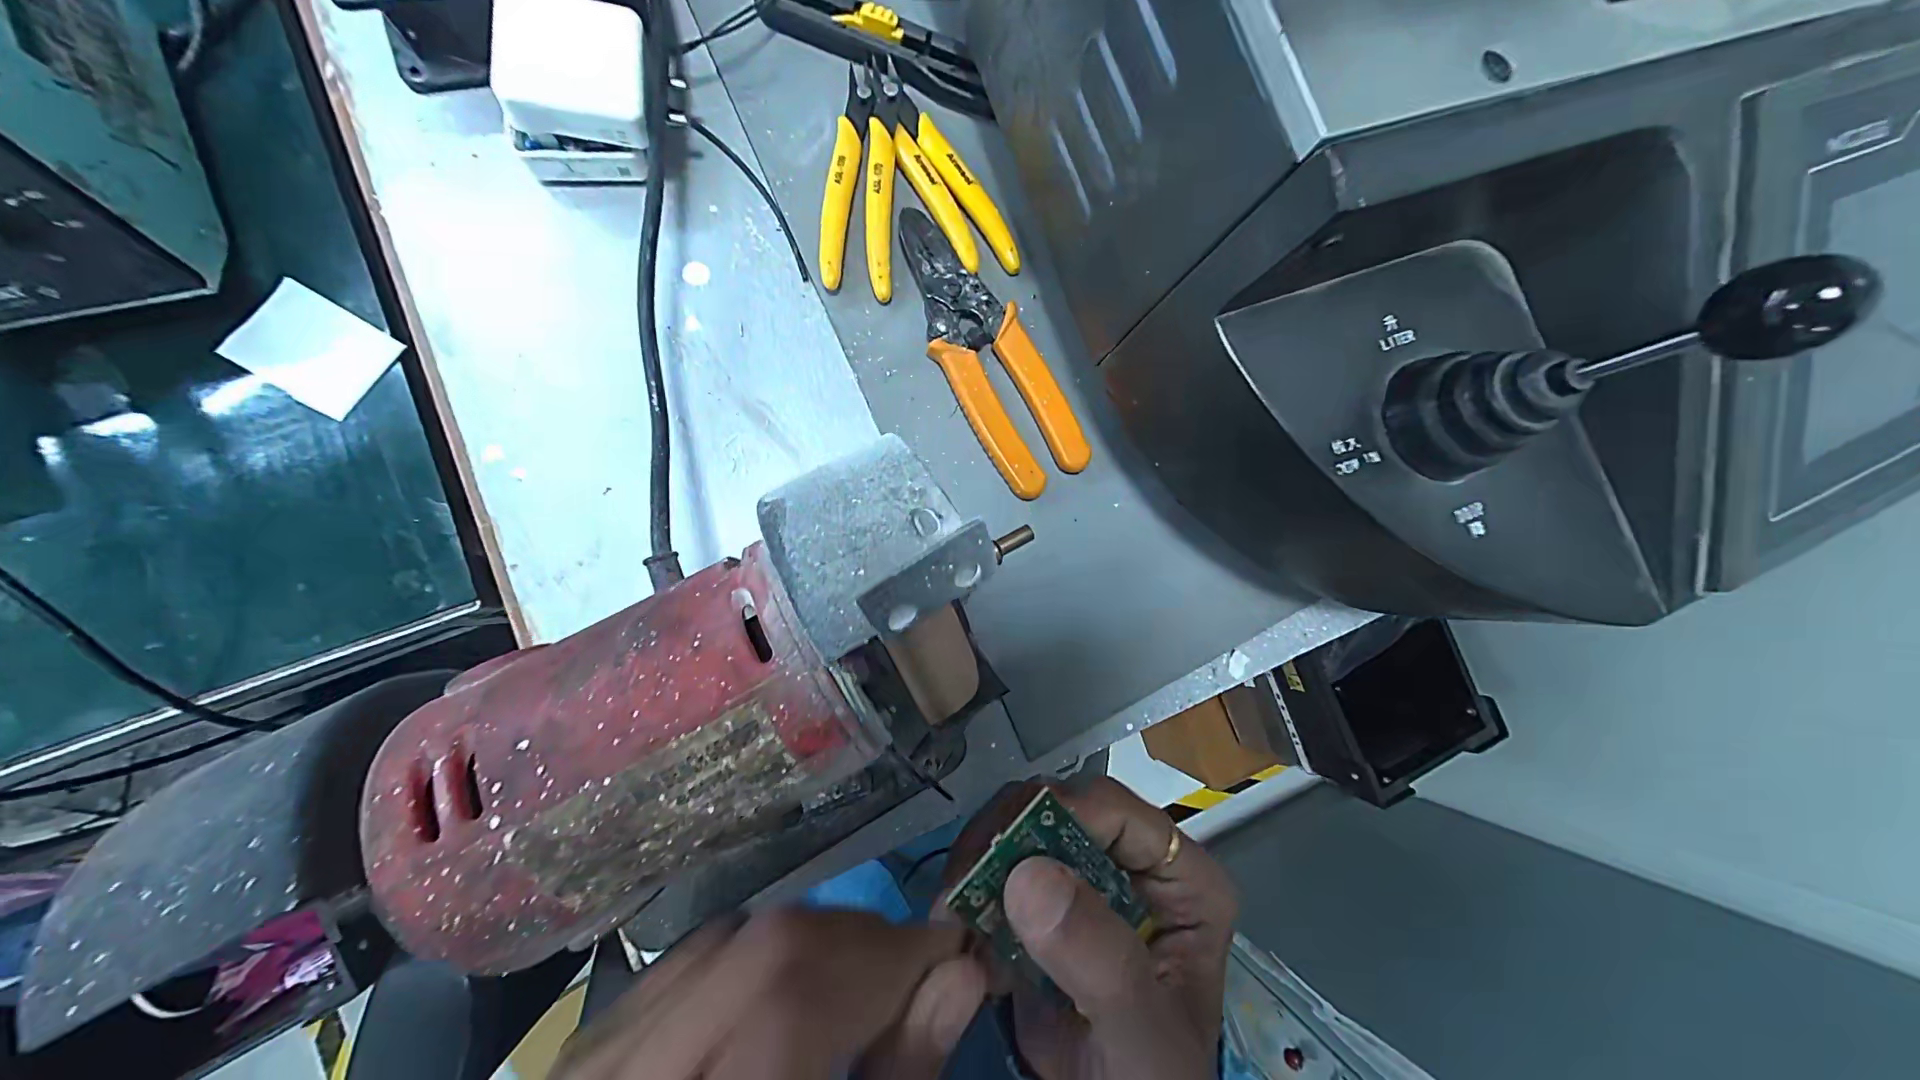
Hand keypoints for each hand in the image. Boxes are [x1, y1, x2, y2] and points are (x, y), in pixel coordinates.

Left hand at [554, 908, 985, 1079]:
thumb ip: (905, 1077)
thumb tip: (961, 971)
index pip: (791, 998)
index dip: (888, 957)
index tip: (952, 953)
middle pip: (763, 954)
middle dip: (861, 945)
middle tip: (913, 973)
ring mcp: (595, 1062)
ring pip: (729, 941)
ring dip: (815, 946)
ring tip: (859, 987)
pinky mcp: (589, 1047)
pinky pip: (691, 959)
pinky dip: (758, 956)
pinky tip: (788, 992)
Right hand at [945, 778, 1236, 1079]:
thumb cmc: (1151, 1076)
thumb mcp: (1142, 1031)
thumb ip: (1101, 960)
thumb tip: (1030, 874)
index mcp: (1178, 876)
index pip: (1115, 810)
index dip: (1058, 816)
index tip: (1003, 853)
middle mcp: (1130, 861)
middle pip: (1056, 809)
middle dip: (1002, 839)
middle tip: (960, 888)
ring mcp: (1081, 876)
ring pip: (1018, 829)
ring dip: (978, 865)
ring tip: (953, 917)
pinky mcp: (1041, 901)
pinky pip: (996, 869)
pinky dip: (970, 893)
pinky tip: (958, 935)